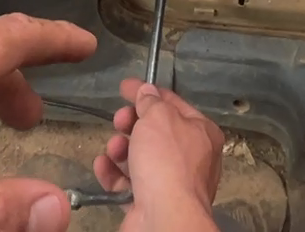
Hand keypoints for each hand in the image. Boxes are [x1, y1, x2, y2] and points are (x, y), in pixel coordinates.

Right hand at [93, 79, 224, 231]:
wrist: (164, 219)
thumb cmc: (167, 160)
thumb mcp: (158, 117)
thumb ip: (150, 101)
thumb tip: (147, 91)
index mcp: (202, 132)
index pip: (172, 103)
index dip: (148, 91)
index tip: (124, 86)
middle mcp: (191, 157)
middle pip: (155, 131)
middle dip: (132, 123)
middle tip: (119, 120)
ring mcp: (171, 183)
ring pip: (141, 157)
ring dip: (121, 148)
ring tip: (113, 148)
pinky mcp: (151, 204)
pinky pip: (129, 182)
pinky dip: (114, 172)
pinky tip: (102, 166)